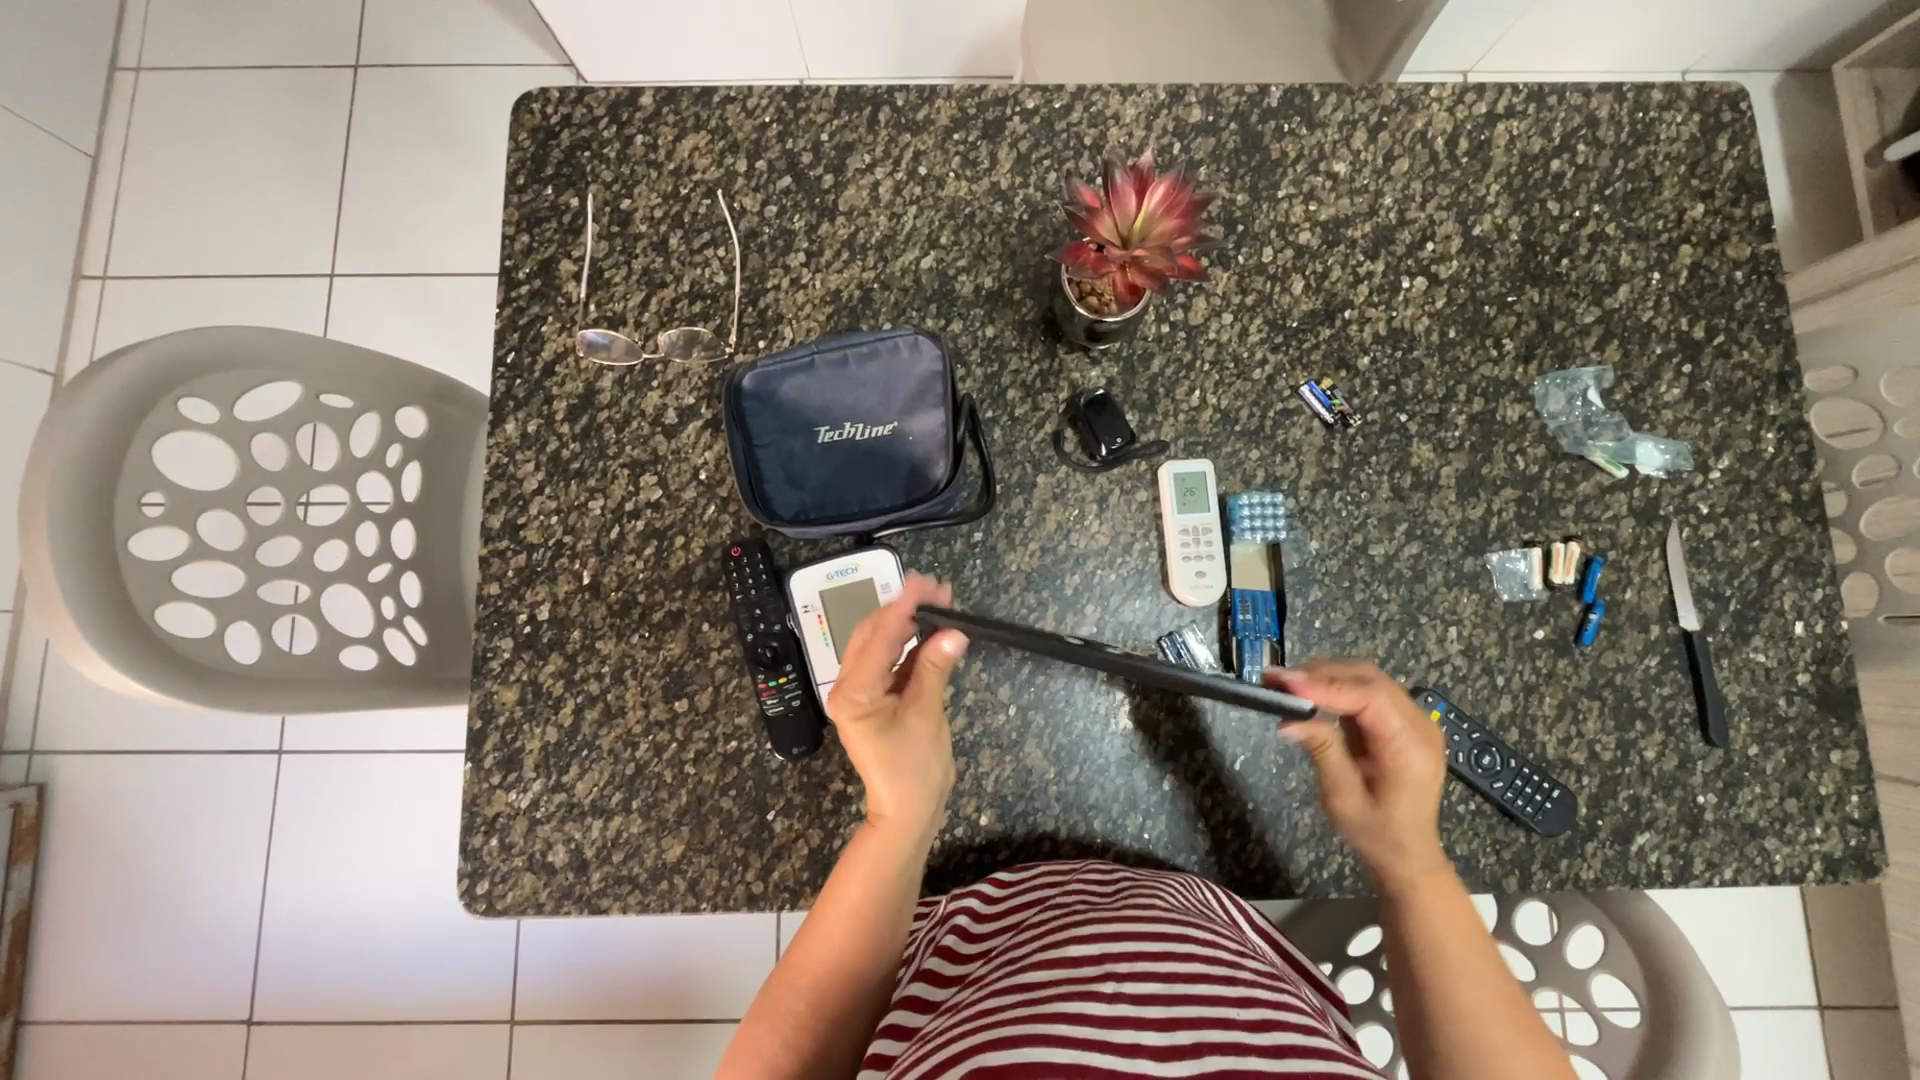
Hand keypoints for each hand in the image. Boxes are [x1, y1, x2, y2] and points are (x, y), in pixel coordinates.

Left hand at [826, 573, 968, 842]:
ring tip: (938, 602)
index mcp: (853, 693)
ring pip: (881, 643)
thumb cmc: (914, 770)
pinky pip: (890, 661)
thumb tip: (954, 632)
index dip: (903, 607)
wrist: (907, 812)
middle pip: (874, 633)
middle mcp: (848, 687)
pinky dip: (910, 644)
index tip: (923, 582)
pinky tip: (932, 630)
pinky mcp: (874, 697)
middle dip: (904, 608)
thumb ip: (935, 669)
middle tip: (936, 588)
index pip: (880, 637)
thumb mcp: (927, 715)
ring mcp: (860, 691)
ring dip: (908, 623)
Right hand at [1269, 660, 1452, 894]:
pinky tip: (1306, 694)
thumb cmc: (1376, 832)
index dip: (1327, 685)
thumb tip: (1289, 719)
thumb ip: (1323, 751)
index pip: (1372, 698)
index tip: (1286, 683)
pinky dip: (1333, 687)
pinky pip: (1366, 691)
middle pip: (1369, 679)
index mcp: (1411, 747)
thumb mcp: (1343, 797)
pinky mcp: (1398, 720)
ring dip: (1324, 677)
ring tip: (1284, 684)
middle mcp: (1419, 725)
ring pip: (1366, 679)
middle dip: (1320, 674)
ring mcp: (1412, 720)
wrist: (1407, 853)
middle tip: (1276, 680)